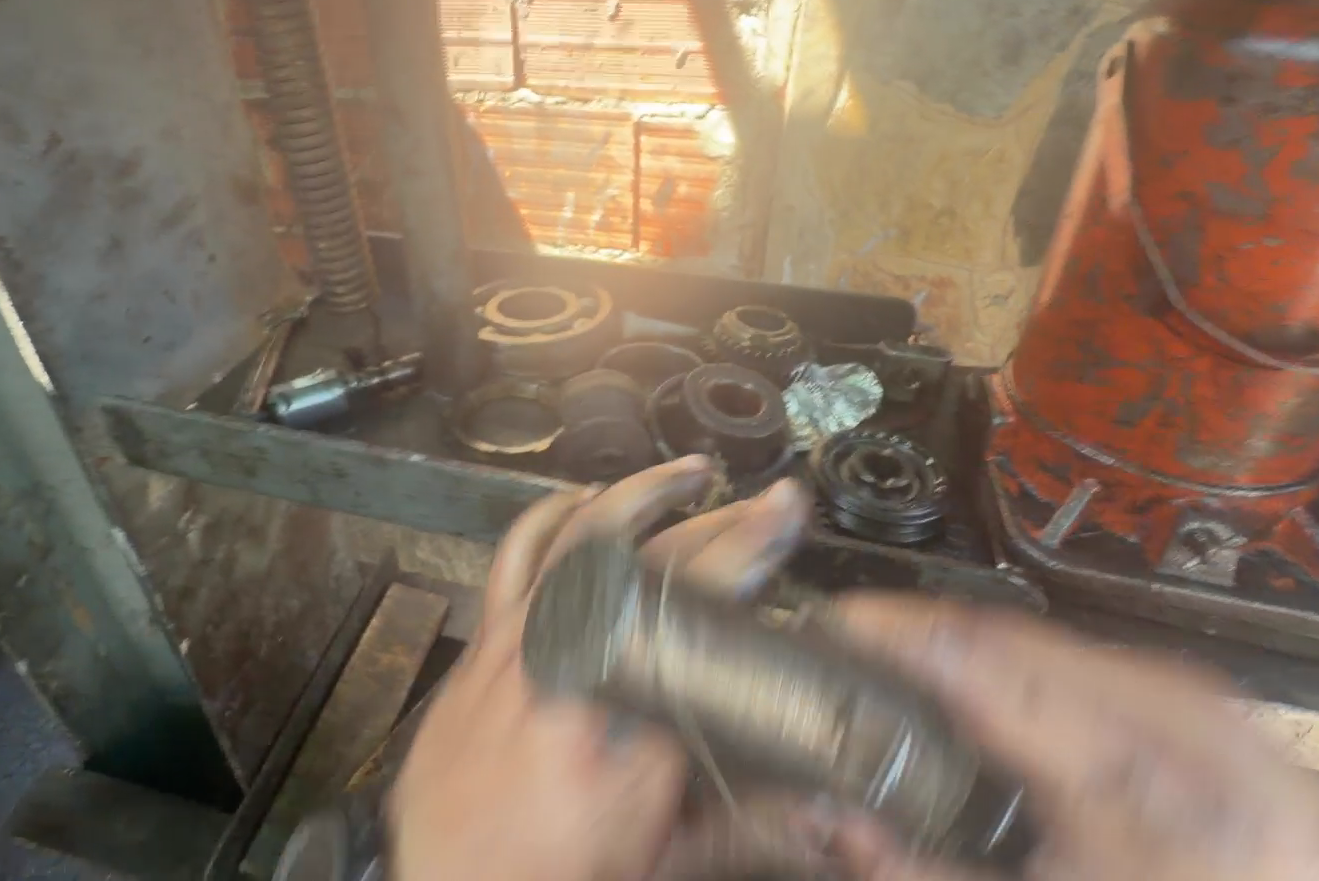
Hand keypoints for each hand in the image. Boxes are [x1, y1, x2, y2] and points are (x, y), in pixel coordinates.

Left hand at [387, 456, 813, 880]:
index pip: (694, 599)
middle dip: (719, 519)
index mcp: (622, 702)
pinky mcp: (486, 636)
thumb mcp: (662, 855)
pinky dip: (549, 514)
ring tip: (687, 476)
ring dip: (638, 492)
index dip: (749, 545)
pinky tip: (578, 498)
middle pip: (649, 557)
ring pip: (581, 531)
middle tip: (763, 499)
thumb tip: (832, 812)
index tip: (785, 511)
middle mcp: (568, 647)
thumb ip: (748, 822)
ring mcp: (518, 632)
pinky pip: (515, 552)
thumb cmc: (556, 872)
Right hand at [827, 596, 1318, 880]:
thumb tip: (832, 822)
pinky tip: (978, 678)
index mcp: (1129, 773)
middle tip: (844, 641)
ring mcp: (1188, 691)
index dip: (889, 628)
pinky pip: (1070, 651)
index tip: (823, 621)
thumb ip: (926, 873)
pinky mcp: (1198, 691)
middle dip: (910, 627)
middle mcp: (1163, 709)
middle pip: (996, 632)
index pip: (975, 659)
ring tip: (895, 653)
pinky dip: (1007, 654)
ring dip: (955, 636)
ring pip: (1032, 633)